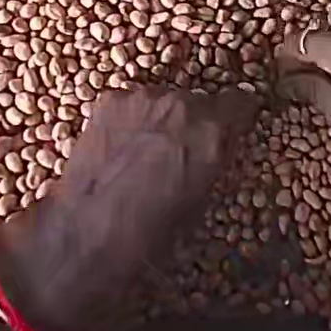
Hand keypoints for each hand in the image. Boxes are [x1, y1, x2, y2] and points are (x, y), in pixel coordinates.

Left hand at [0, 86, 256, 330]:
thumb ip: (214, 163)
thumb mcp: (201, 204)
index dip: (236, 115)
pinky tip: (119, 145)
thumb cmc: (150, 232)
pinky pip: (132, 102)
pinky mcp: (112, 99)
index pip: (241, 102)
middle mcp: (183, 106)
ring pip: (164, 100)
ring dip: (161, 118)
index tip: (231, 124)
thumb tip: (216, 151)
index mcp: (213, 133)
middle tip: (179, 150)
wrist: (89, 228)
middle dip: (194, 122)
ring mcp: (145, 98)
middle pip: (200, 101)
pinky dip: (131, 118)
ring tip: (144, 151)